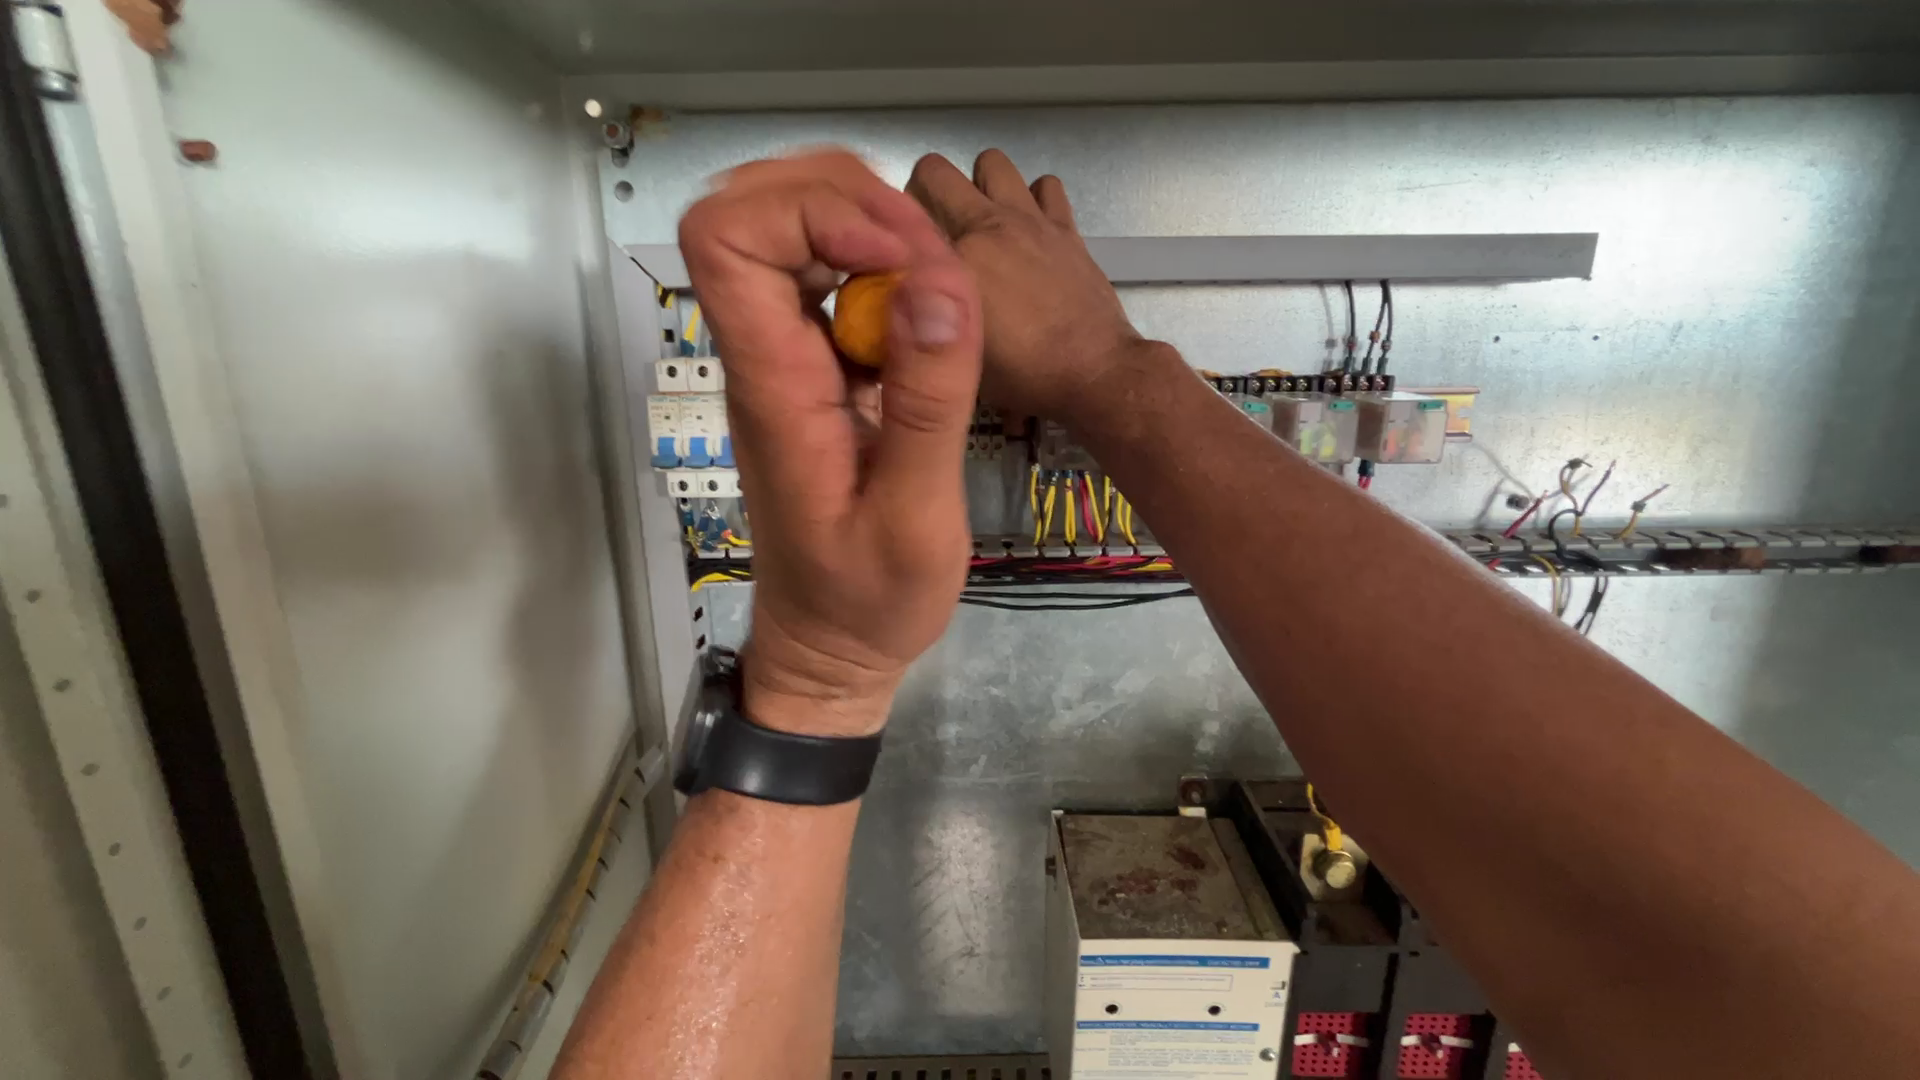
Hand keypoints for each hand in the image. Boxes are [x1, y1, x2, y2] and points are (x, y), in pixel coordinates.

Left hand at [679, 150, 983, 735]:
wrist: (831, 649)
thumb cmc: (868, 602)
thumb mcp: (916, 516)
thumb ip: (928, 403)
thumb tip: (939, 283)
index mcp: (772, 386)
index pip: (728, 238)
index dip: (811, 214)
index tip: (900, 259)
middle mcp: (764, 359)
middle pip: (751, 211)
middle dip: (843, 200)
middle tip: (924, 256)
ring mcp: (786, 364)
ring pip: (789, 236)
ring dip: (864, 228)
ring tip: (935, 280)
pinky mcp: (814, 378)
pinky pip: (828, 284)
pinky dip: (879, 270)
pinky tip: (928, 314)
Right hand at [907, 150, 1151, 424]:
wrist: (1092, 372)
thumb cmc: (1022, 376)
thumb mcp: (957, 359)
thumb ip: (928, 321)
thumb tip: (909, 304)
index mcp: (953, 261)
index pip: (901, 223)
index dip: (892, 237)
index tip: (898, 258)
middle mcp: (986, 226)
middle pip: (935, 172)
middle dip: (924, 191)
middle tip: (933, 228)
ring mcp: (1030, 221)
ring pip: (992, 162)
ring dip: (982, 184)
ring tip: (984, 221)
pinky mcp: (1065, 227)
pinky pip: (1046, 184)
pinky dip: (1034, 198)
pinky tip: (1031, 229)